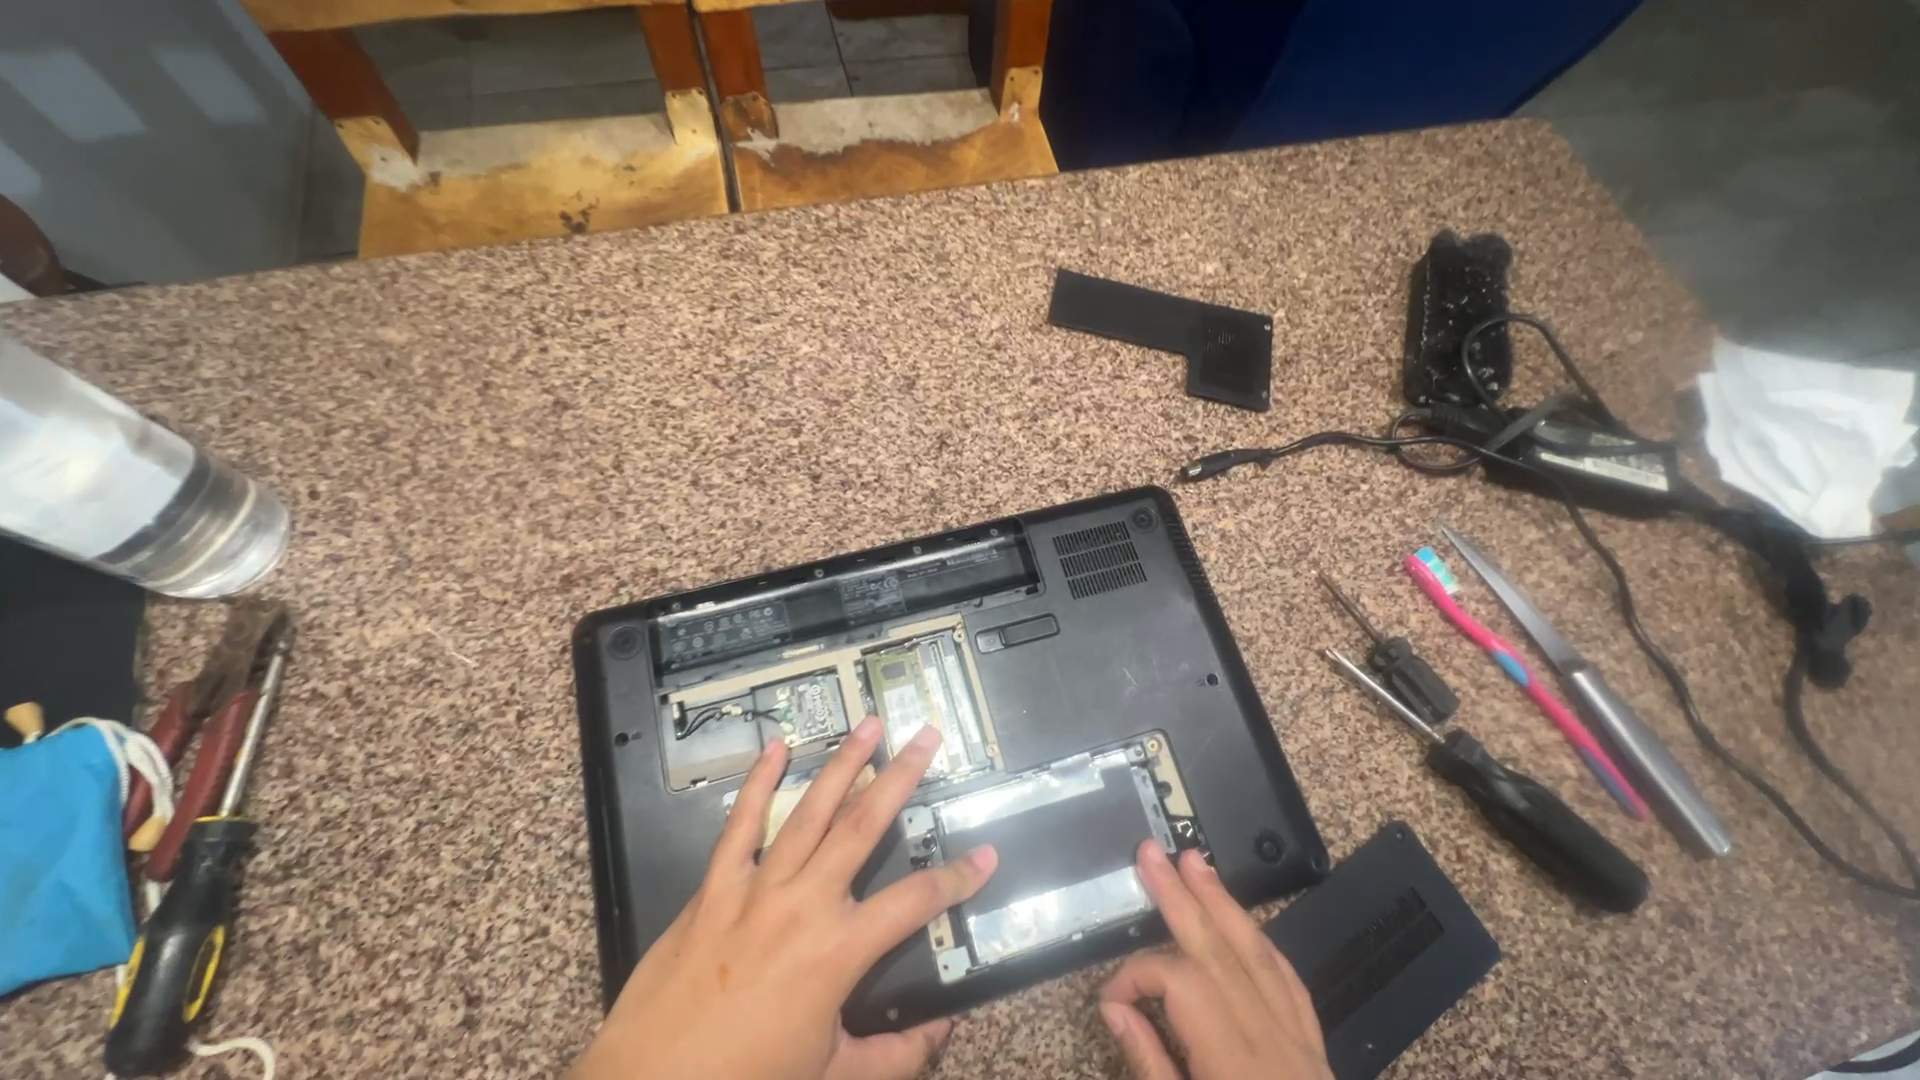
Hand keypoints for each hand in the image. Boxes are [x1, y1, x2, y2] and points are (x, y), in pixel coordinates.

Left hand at [569, 717, 997, 1079]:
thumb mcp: (833, 1075)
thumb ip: (896, 1055)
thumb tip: (941, 1032)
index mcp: (838, 951)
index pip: (916, 903)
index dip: (958, 878)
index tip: (986, 855)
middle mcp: (803, 904)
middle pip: (864, 826)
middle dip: (901, 776)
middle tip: (926, 737)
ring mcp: (756, 888)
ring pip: (809, 811)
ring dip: (843, 764)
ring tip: (869, 725)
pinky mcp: (714, 887)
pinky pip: (739, 825)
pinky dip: (757, 783)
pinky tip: (776, 749)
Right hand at [1099, 842, 1333, 1079]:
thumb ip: (1152, 1065)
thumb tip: (1117, 1007)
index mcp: (1232, 1062)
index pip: (1178, 982)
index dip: (1136, 975)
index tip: (1110, 999)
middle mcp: (1270, 1041)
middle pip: (1219, 950)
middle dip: (1181, 897)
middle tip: (1151, 852)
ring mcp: (1300, 1045)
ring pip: (1258, 955)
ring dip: (1223, 904)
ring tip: (1195, 863)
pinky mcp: (1316, 1055)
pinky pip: (1290, 986)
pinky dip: (1264, 948)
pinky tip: (1248, 927)